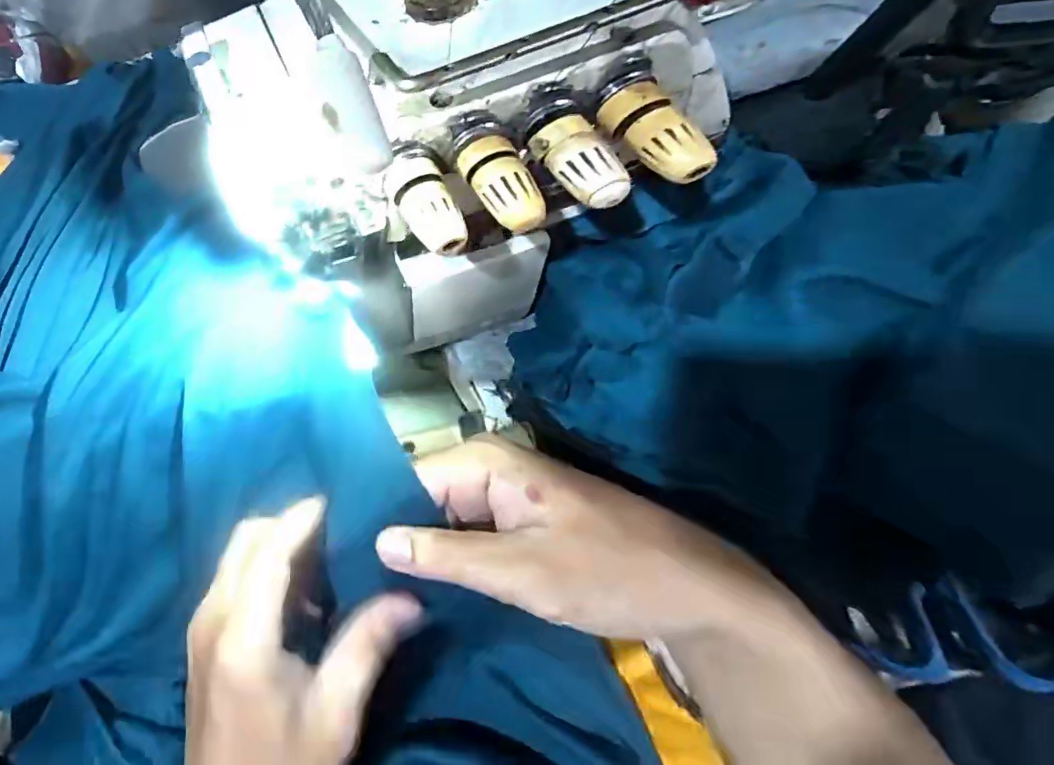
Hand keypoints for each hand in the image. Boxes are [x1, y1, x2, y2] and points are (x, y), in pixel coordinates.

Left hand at [187, 498, 422, 764]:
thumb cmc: (285, 763)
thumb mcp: (334, 714)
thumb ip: (365, 648)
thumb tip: (409, 600)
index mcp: (243, 632)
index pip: (269, 553)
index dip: (300, 518)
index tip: (333, 498)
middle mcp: (212, 613)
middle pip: (245, 538)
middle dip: (287, 523)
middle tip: (334, 530)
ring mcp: (200, 620)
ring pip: (234, 552)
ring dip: (273, 543)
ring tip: (322, 559)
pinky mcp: (200, 631)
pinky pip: (230, 575)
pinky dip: (260, 565)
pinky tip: (297, 594)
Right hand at [375, 435, 786, 641]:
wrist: (701, 594)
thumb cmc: (610, 572)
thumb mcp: (523, 572)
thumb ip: (447, 556)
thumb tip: (377, 541)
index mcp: (482, 460)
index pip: (406, 480)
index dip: (381, 517)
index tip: (352, 557)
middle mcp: (486, 465)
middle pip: (421, 497)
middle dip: (401, 536)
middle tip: (368, 581)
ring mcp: (503, 492)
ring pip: (443, 518)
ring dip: (426, 551)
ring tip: (389, 587)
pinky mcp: (518, 519)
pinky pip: (468, 532)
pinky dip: (453, 558)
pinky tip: (431, 586)